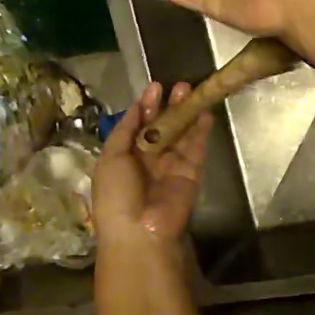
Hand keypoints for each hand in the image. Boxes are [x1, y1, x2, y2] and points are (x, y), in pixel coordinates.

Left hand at [93, 81, 212, 247]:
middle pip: (163, 126)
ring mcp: (172, 165)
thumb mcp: (111, 158)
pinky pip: (196, 148)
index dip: (147, 105)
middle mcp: (150, 159)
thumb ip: (125, 129)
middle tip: (179, 84)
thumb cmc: (116, 194)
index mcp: (126, 156)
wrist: (140, 230)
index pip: (139, 124)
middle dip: (169, 105)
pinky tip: (204, 112)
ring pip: (181, 134)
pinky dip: (201, 131)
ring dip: (186, 113)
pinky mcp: (191, 173)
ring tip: (192, 90)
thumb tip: (137, 105)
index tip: (156, 86)